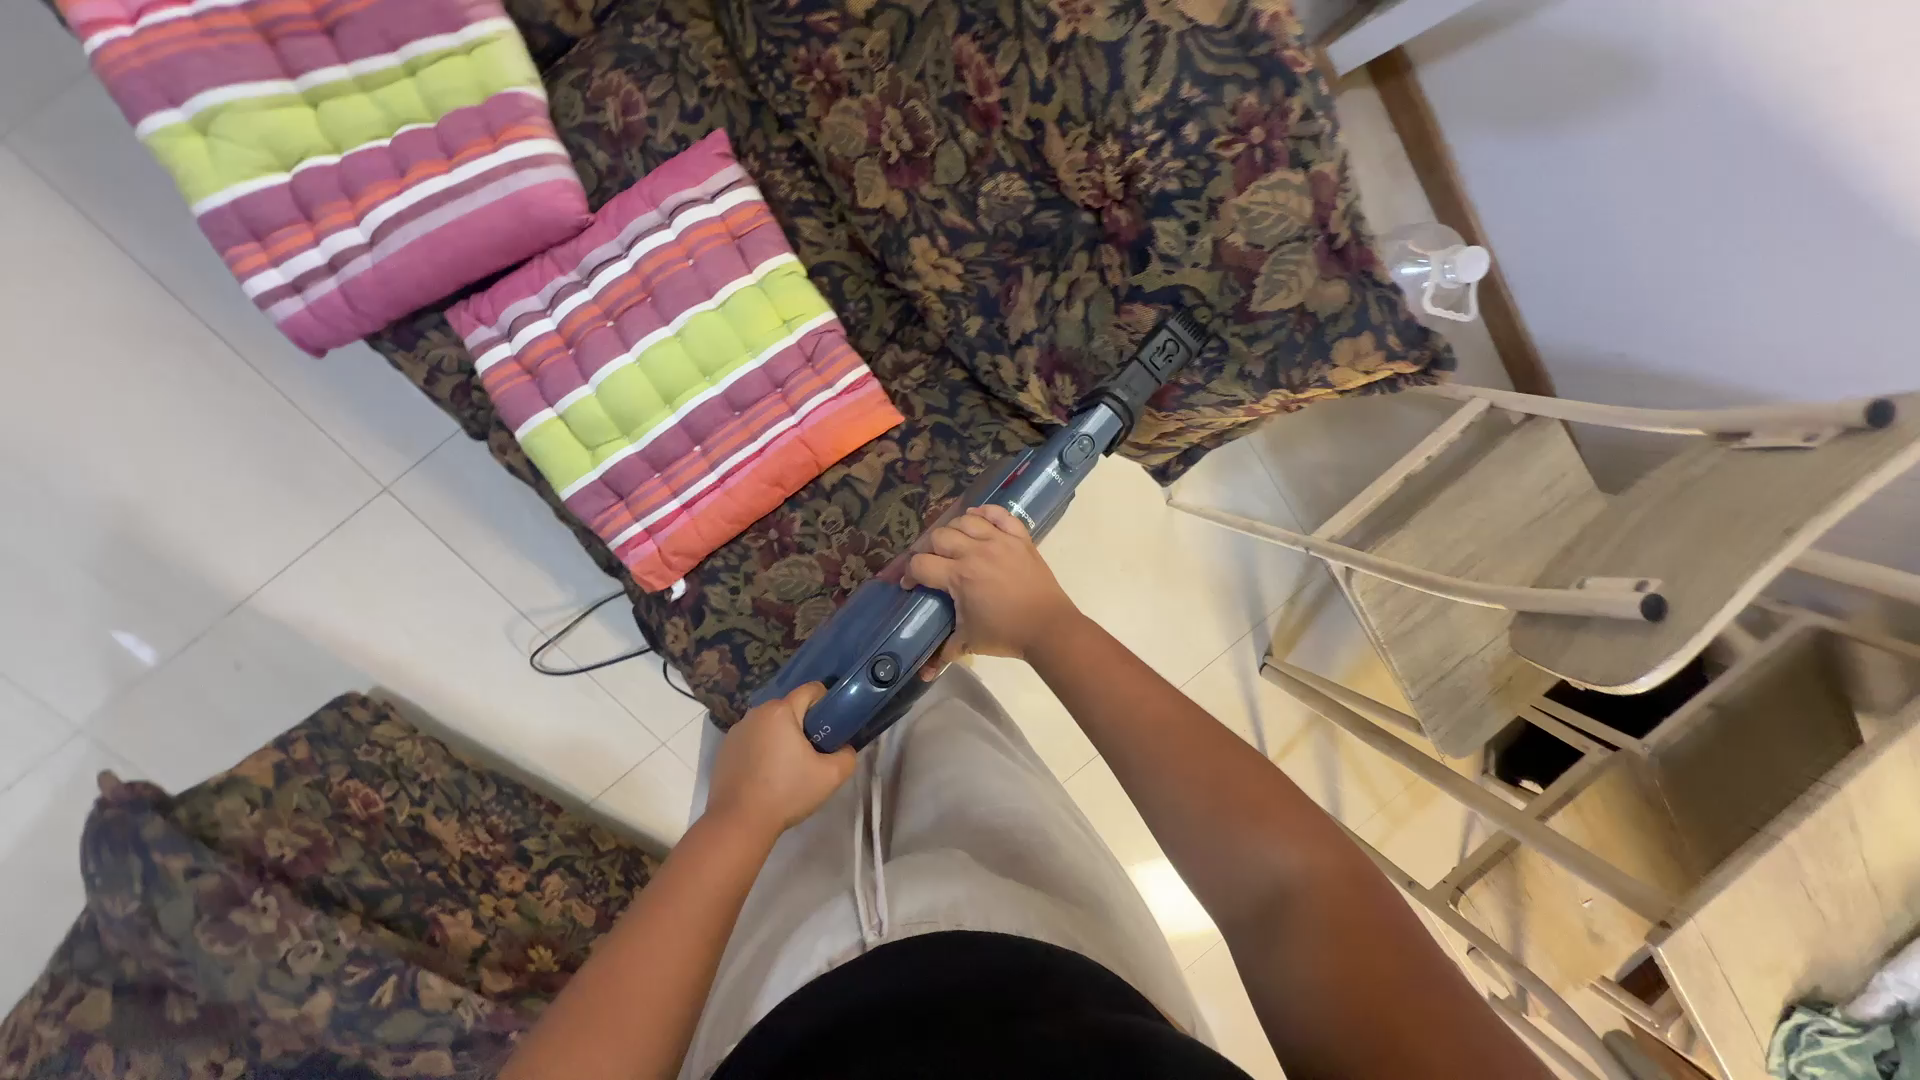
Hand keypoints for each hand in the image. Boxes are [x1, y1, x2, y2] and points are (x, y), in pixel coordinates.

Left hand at [706, 683, 856, 835]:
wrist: (739, 822)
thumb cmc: (786, 792)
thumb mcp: (831, 776)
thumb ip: (847, 755)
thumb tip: (844, 748)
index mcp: (780, 711)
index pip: (810, 690)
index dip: (827, 703)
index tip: (832, 726)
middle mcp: (755, 713)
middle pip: (789, 708)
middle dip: (804, 724)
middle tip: (814, 752)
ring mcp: (736, 731)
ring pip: (769, 725)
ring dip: (782, 737)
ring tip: (789, 767)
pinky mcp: (725, 750)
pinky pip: (752, 740)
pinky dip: (763, 750)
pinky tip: (766, 776)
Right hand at [901, 505, 1081, 672]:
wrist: (1049, 628)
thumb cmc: (1007, 634)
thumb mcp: (970, 642)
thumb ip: (945, 650)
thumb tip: (925, 673)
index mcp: (960, 576)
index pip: (921, 564)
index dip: (910, 574)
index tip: (911, 584)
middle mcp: (977, 552)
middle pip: (939, 536)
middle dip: (928, 549)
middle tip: (931, 563)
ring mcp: (1001, 541)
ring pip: (966, 520)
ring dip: (954, 529)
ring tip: (953, 543)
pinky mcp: (1021, 539)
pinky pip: (1000, 514)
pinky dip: (986, 512)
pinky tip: (977, 519)